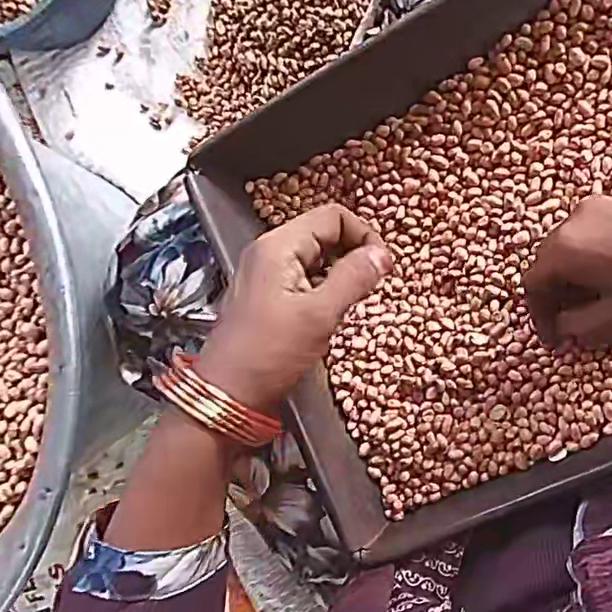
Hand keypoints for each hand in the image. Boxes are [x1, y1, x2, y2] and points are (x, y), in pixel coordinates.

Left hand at [196, 204, 392, 411]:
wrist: (228, 395)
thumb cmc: (270, 354)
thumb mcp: (319, 314)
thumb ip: (354, 279)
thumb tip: (382, 254)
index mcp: (279, 246)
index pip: (332, 217)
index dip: (364, 234)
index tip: (383, 265)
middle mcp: (270, 252)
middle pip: (324, 233)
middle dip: (355, 253)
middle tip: (374, 284)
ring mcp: (267, 275)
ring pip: (317, 258)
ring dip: (343, 273)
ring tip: (358, 300)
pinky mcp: (268, 297)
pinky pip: (306, 279)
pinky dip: (327, 288)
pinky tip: (335, 313)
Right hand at [523, 191, 611, 347]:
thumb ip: (579, 328)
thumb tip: (565, 329)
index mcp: (564, 247)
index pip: (532, 284)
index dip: (540, 317)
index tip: (556, 341)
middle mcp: (576, 218)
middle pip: (551, 261)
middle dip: (558, 297)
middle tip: (575, 326)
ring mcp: (605, 204)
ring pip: (576, 247)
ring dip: (580, 279)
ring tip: (603, 305)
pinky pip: (599, 234)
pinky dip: (599, 260)